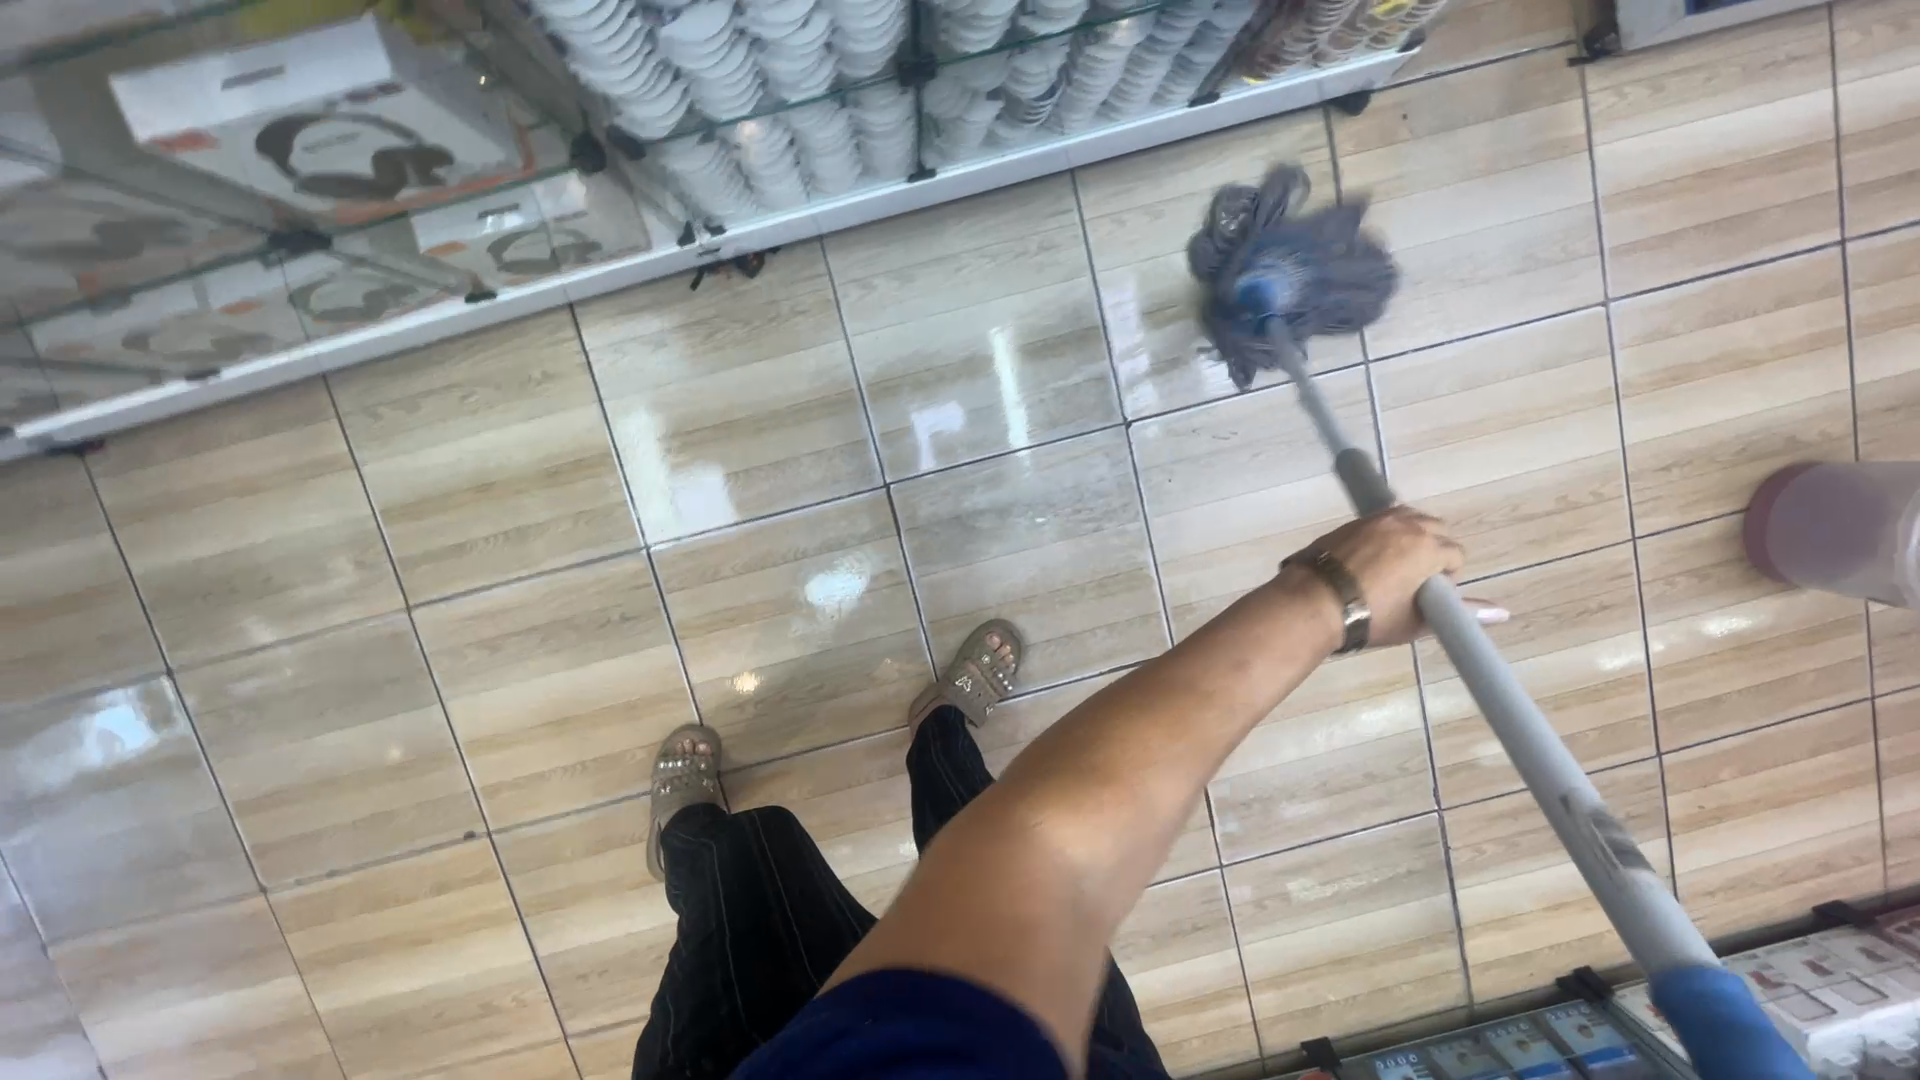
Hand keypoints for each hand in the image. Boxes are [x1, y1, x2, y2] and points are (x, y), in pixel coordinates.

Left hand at [1287, 506, 1507, 648]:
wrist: (1313, 602)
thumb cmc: (1370, 616)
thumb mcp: (1417, 620)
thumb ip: (1462, 613)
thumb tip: (1504, 612)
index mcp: (1428, 546)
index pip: (1456, 554)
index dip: (1446, 576)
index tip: (1427, 594)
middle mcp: (1405, 525)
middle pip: (1435, 529)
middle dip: (1432, 550)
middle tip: (1413, 579)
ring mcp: (1374, 520)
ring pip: (1407, 518)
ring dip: (1409, 536)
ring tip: (1394, 565)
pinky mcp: (1349, 523)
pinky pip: (1378, 521)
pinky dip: (1383, 533)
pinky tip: (1371, 556)